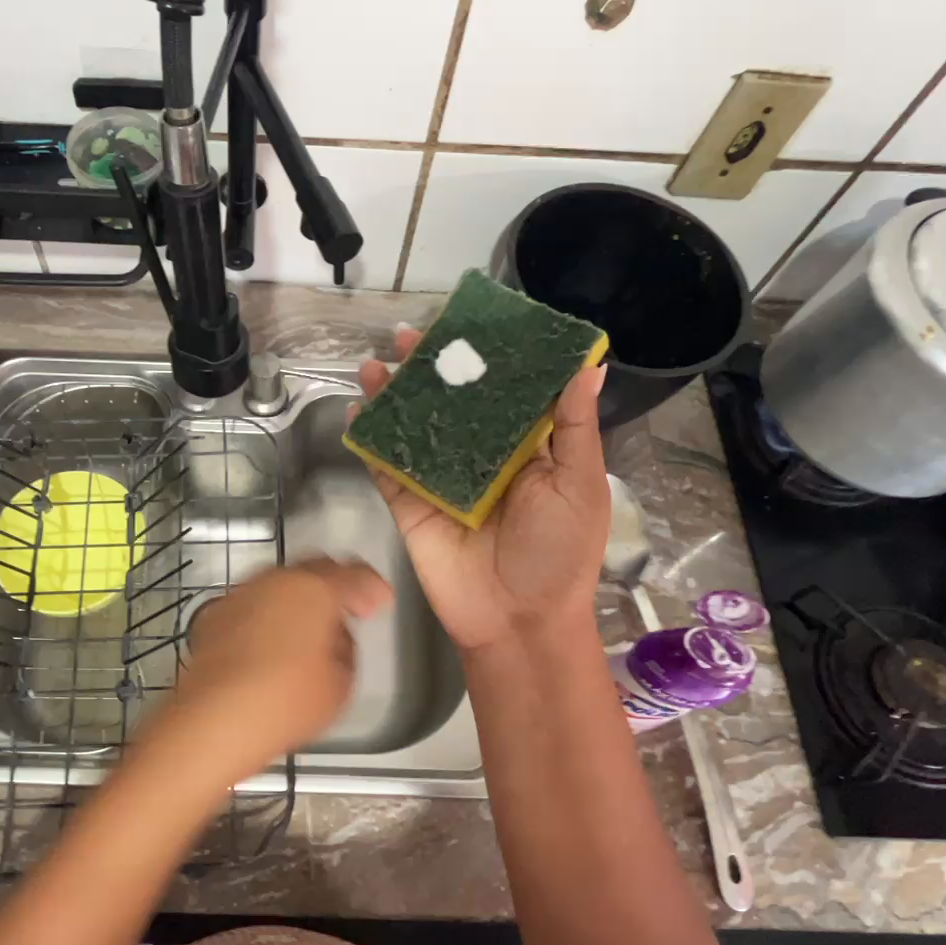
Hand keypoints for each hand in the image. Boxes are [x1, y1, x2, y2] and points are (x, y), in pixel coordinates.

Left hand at [151, 558, 391, 782]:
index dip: (371, 587)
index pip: (354, 574)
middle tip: (346, 608)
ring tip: (307, 629)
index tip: (379, 601)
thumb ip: (346, 649)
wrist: (213, 719)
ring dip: (296, 600)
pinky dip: (267, 615)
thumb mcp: (340, 684)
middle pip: (313, 570)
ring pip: (278, 585)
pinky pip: (252, 605)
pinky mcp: (215, 616)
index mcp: (315, 588)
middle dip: (333, 585)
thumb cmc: (285, 702)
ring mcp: (241, 594)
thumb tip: (336, 639)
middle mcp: (276, 580)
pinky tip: (271, 643)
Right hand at [358, 328, 610, 652]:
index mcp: (525, 448)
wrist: (518, 622)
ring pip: (413, 427)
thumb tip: (588, 366)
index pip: (501, 392)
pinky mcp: (410, 504)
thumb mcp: (580, 487)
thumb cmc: (560, 554)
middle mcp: (480, 457)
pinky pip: (387, 467)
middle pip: (450, 402)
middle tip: (408, 337)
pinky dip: (370, 439)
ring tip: (376, 365)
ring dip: (392, 395)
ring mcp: (441, 479)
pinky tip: (357, 410)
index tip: (466, 322)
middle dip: (428, 368)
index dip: (484, 358)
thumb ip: (575, 429)